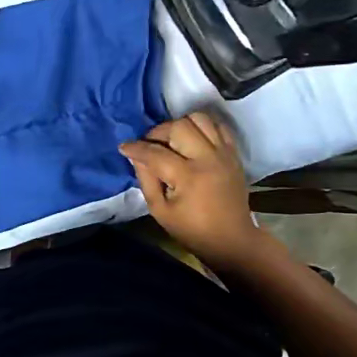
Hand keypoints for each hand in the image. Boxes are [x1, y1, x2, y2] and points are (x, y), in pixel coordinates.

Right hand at [120, 111, 262, 265]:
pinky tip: (191, 140)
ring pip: (200, 119)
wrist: (231, 238)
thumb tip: (135, 156)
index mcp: (189, 177)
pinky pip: (218, 125)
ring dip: (180, 125)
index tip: (124, 147)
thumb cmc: (191, 229)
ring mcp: (224, 153)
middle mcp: (208, 158)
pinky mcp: (233, 153)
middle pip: (179, 127)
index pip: (155, 152)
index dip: (136, 148)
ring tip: (171, 140)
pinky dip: (201, 127)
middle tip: (149, 145)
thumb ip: (146, 179)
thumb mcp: (160, 210)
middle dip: (158, 132)